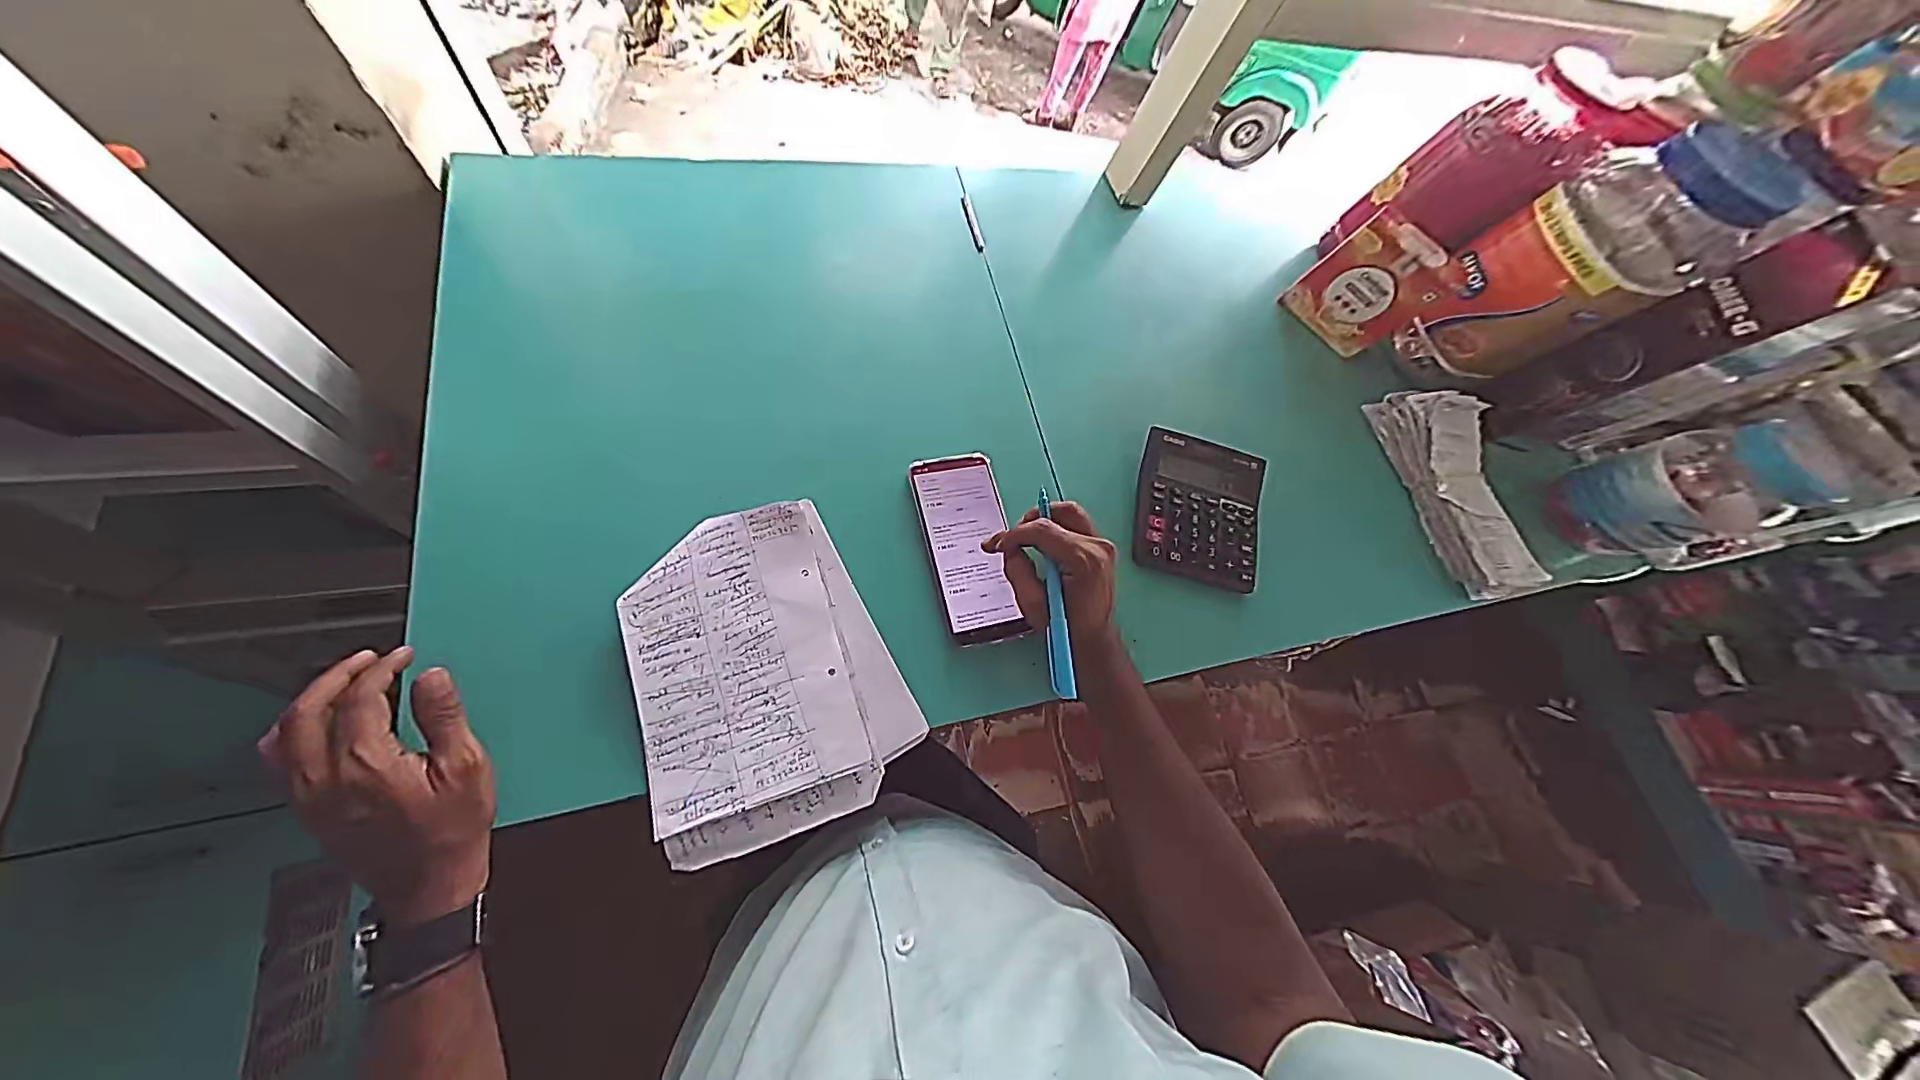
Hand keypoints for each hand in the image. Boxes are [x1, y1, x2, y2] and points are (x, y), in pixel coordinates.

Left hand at [260, 647, 495, 926]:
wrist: (429, 885)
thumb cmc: (452, 830)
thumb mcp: (467, 767)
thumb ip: (445, 718)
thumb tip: (432, 678)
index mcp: (366, 765)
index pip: (361, 699)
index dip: (382, 669)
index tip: (403, 658)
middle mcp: (326, 780)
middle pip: (309, 711)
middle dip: (338, 677)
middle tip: (368, 660)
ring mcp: (310, 798)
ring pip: (284, 735)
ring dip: (311, 701)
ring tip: (342, 684)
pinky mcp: (308, 811)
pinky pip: (280, 762)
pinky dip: (292, 732)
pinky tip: (316, 727)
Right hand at [983, 500, 1119, 650]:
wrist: (1093, 640)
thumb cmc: (1067, 628)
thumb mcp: (1032, 603)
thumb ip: (1018, 570)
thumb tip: (1010, 548)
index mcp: (1083, 561)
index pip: (1042, 529)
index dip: (1014, 534)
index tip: (998, 544)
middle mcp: (1097, 548)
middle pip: (1061, 512)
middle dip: (1031, 521)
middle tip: (1013, 538)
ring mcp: (1103, 547)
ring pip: (1069, 515)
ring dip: (1044, 524)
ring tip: (1026, 541)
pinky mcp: (1101, 550)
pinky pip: (1076, 527)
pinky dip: (1055, 531)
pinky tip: (1043, 546)